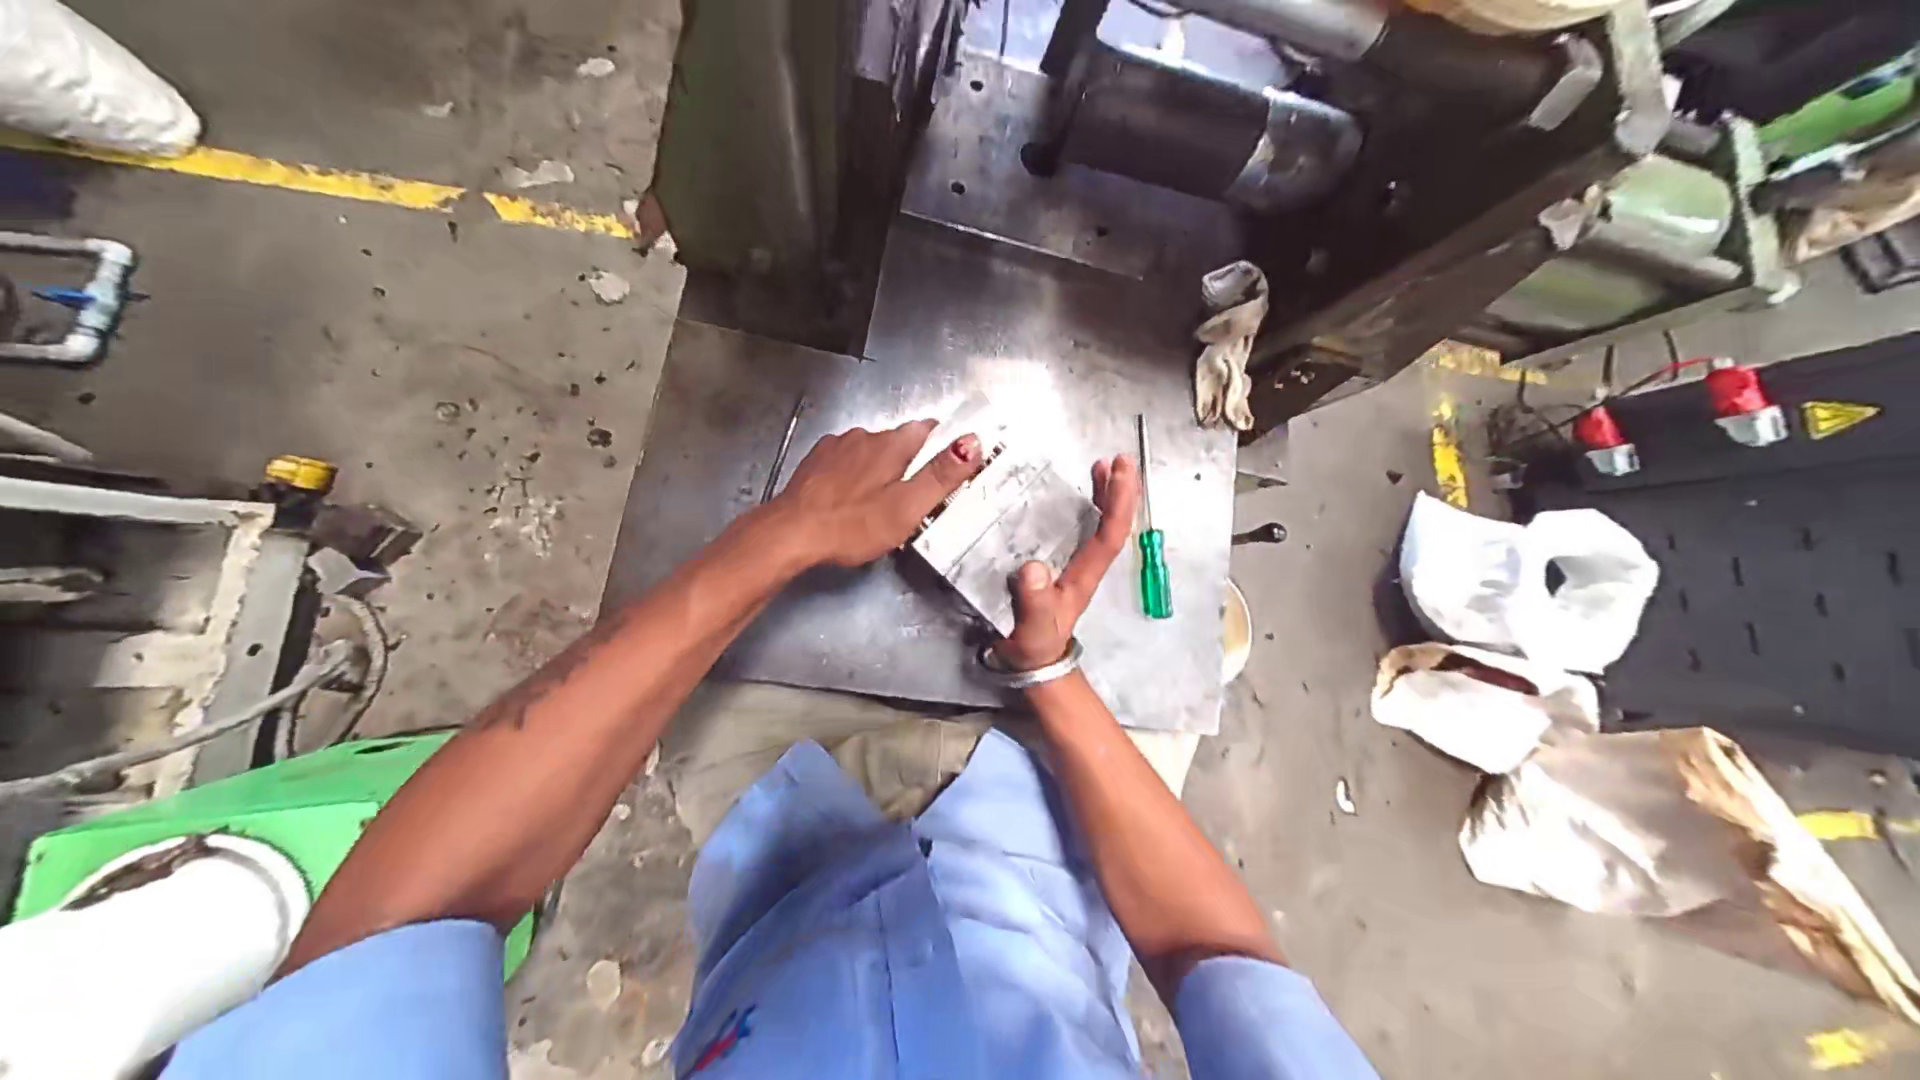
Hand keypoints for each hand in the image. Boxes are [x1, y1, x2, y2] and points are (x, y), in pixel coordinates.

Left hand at [771, 420, 984, 567]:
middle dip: (910, 464)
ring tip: (880, 504)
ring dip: (880, 470)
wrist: (791, 534)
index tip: (945, 468)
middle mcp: (864, 436)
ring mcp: (837, 447)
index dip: (942, 447)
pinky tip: (851, 501)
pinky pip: (846, 462)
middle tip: (913, 499)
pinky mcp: (817, 462)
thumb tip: (972, 442)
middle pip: (899, 442)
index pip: (928, 430)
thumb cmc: (851, 525)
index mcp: (892, 444)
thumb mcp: (908, 506)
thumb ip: (942, 474)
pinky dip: (854, 476)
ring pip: (871, 452)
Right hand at [995, 455, 1139, 670]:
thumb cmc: (1034, 645)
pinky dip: (1082, 507)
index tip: (1120, 469)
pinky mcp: (1059, 565)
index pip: (1109, 533)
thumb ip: (1033, 602)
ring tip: (1102, 466)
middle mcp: (1086, 566)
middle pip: (1112, 523)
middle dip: (1119, 491)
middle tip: (1120, 459)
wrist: (1031, 662)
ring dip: (1104, 495)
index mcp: (1085, 576)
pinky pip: (1079, 529)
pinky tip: (1072, 495)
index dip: (1117, 501)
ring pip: (1099, 524)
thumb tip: (1033, 567)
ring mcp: (1075, 564)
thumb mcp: (1032, 628)